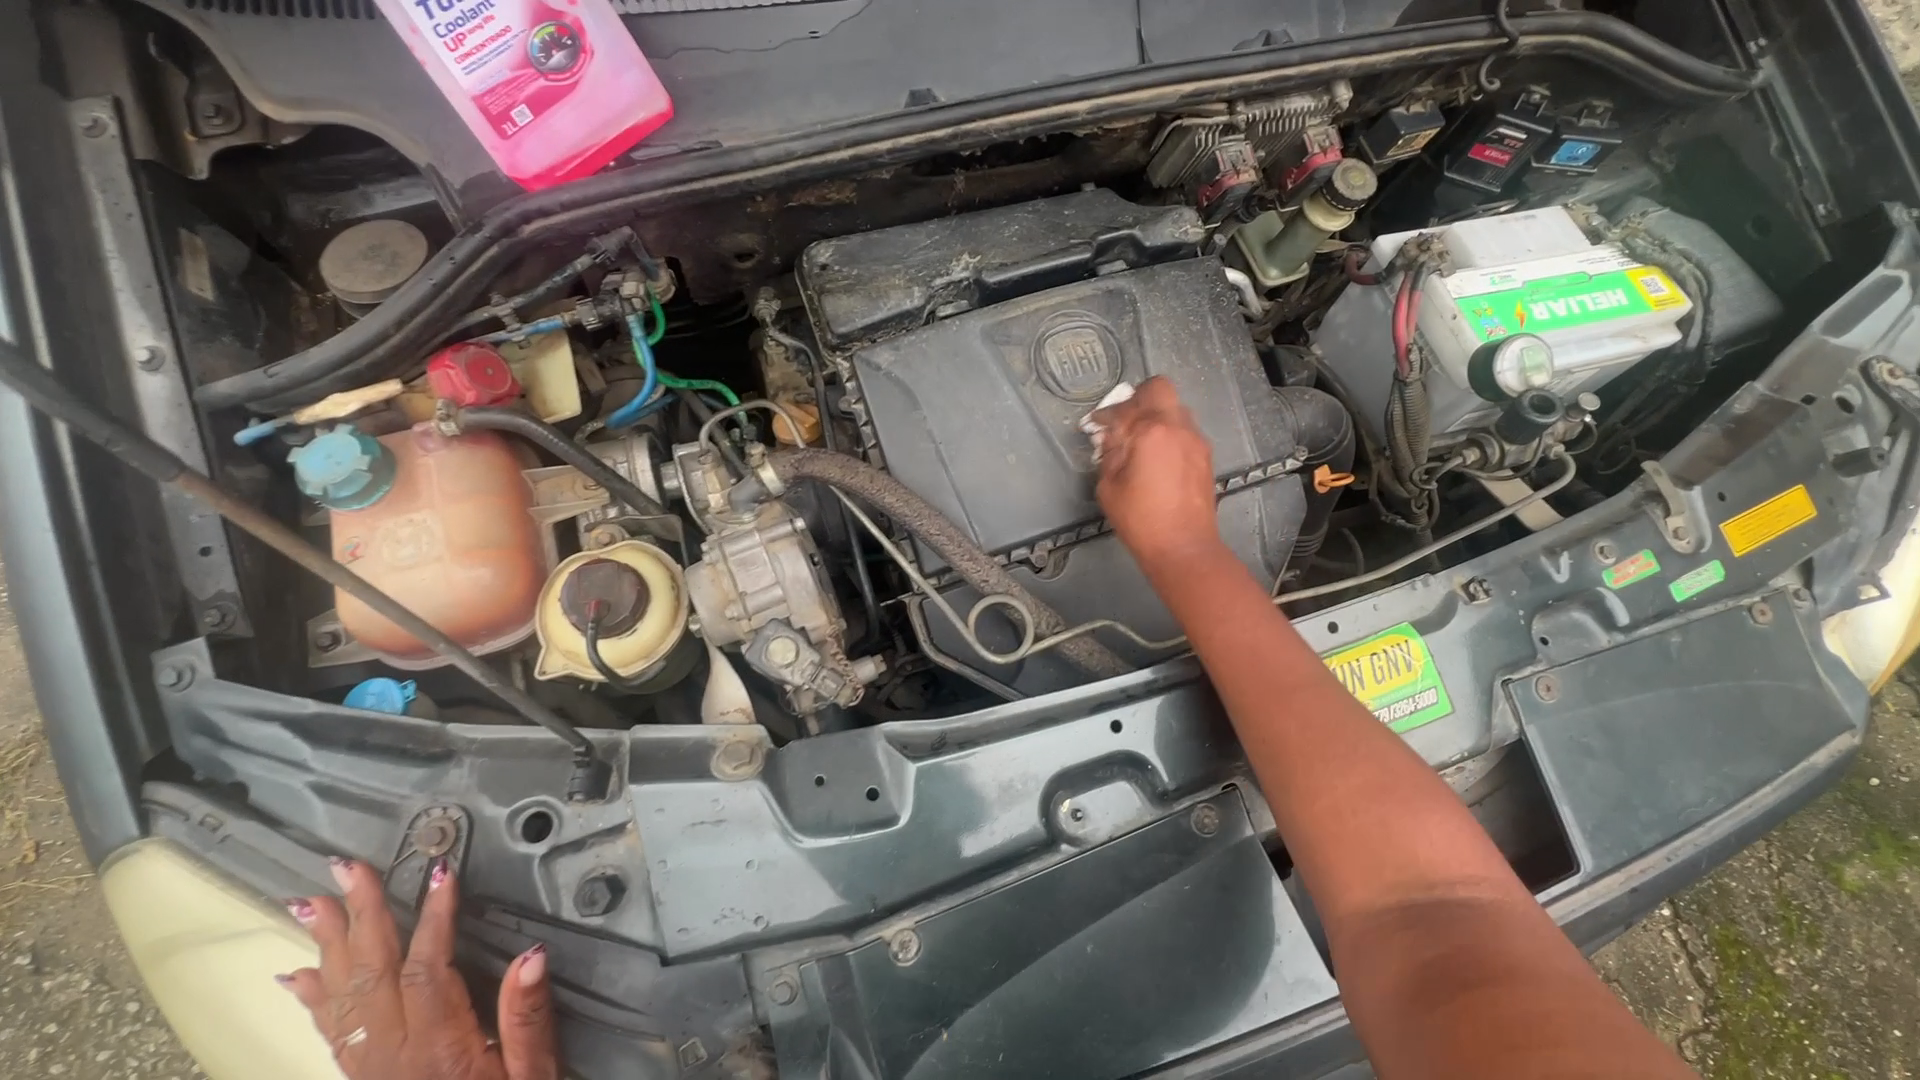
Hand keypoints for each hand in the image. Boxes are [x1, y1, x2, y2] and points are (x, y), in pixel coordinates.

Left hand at [280, 857, 558, 1079]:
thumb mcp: (533, 1076)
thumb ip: (527, 1019)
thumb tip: (532, 954)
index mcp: (440, 1049)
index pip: (427, 970)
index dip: (433, 917)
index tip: (442, 873)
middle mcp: (393, 1057)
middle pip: (369, 975)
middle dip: (361, 915)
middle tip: (347, 869)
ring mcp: (370, 1069)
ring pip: (340, 999)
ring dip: (328, 945)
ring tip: (313, 902)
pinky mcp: (364, 1077)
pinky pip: (331, 1032)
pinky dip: (313, 996)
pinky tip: (300, 972)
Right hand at [1093, 376, 1224, 573]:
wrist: (1183, 546)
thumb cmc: (1140, 519)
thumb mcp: (1109, 486)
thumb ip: (1109, 454)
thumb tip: (1111, 438)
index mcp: (1151, 431)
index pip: (1124, 407)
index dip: (1106, 415)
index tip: (1097, 425)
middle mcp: (1178, 427)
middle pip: (1159, 389)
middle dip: (1138, 399)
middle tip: (1124, 420)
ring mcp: (1196, 440)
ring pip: (1175, 408)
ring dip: (1156, 417)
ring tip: (1141, 441)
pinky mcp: (1205, 456)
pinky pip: (1185, 431)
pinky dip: (1169, 434)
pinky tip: (1158, 458)